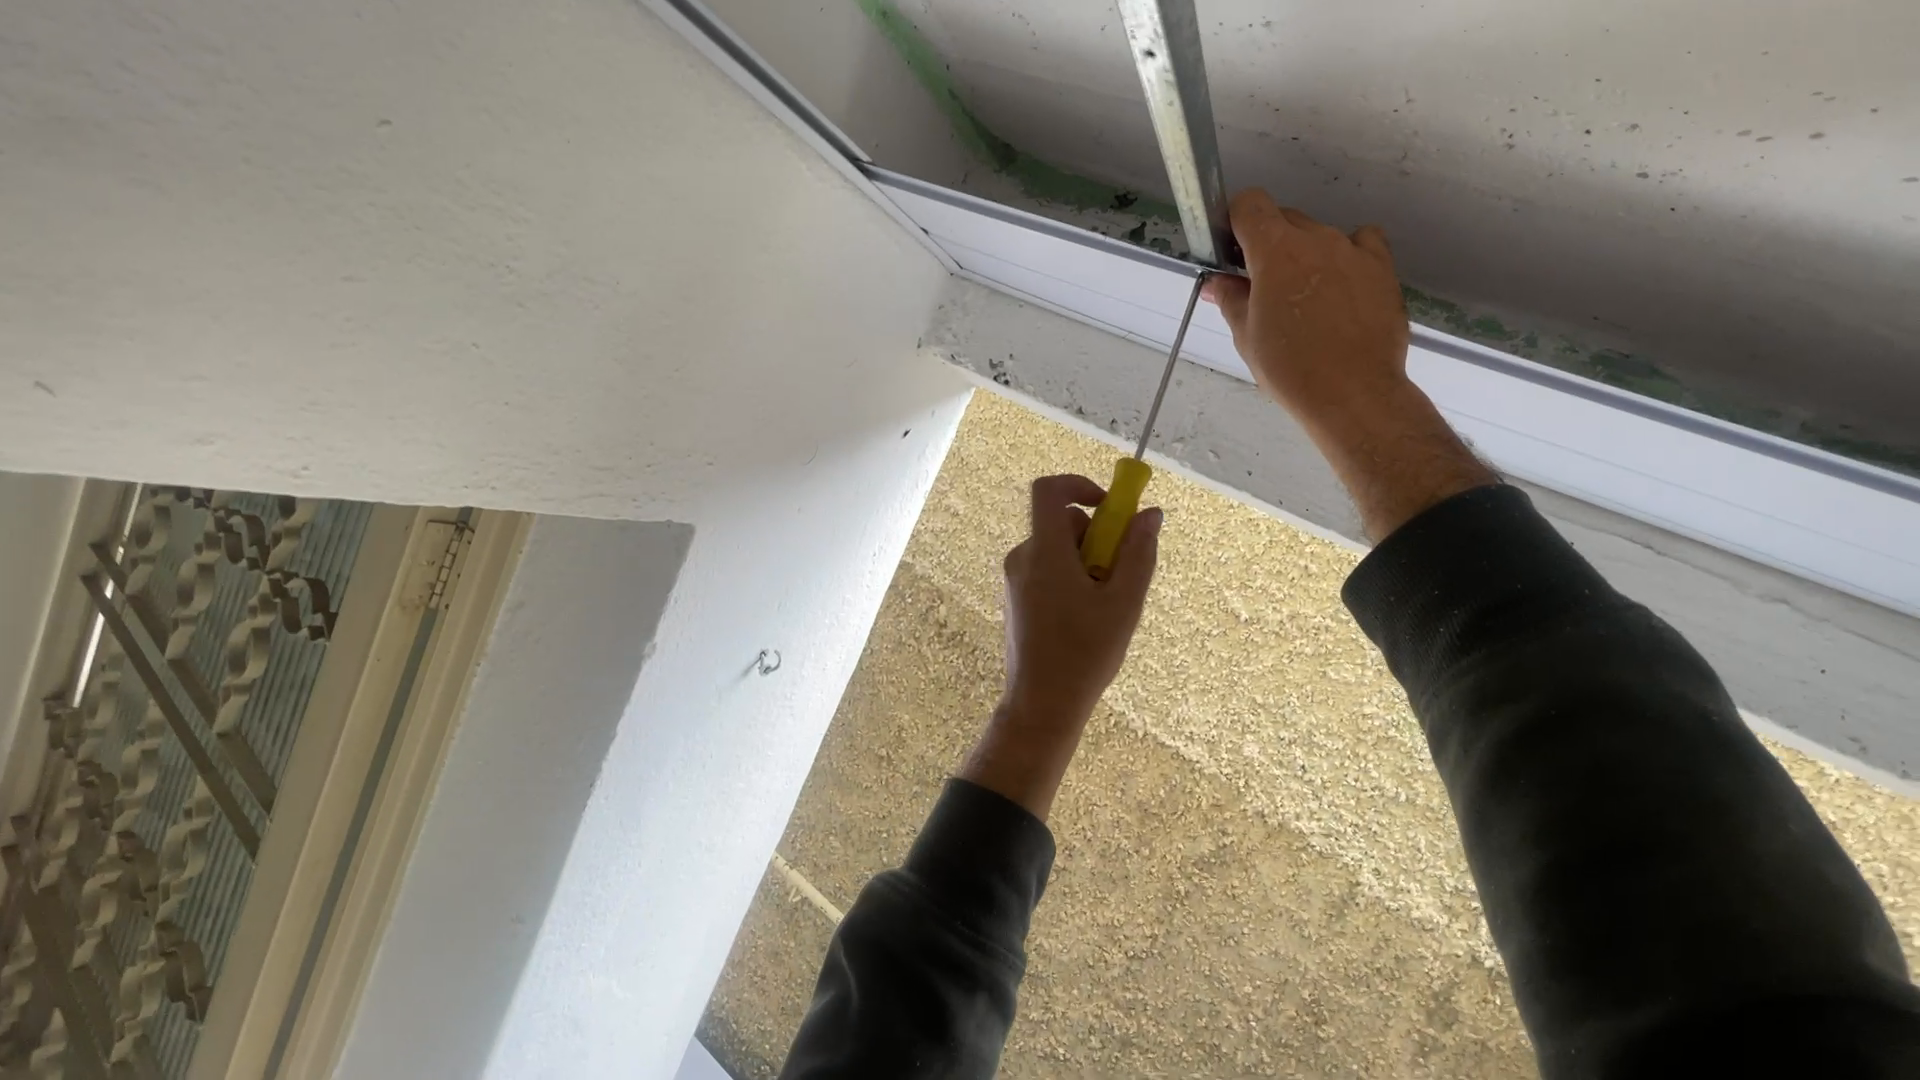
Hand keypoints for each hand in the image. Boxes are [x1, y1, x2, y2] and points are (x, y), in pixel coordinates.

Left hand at [959, 474, 1160, 819]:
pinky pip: (1046, 570)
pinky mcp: (1015, 599)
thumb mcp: (1124, 602)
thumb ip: (1138, 552)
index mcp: (1044, 552)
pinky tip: (1086, 618)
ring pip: (1056, 549)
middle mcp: (1022, 559)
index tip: (1110, 506)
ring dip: (1085, 562)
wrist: (1042, 704)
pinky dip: (1070, 578)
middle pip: (1059, 522)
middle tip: (1118, 574)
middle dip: (1095, 536)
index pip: (1048, 490)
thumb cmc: (1086, 653)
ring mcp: (1014, 580)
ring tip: (1104, 605)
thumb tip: (1150, 514)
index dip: (1079, 484)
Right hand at [1201, 189, 1411, 436]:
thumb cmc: (1290, 368)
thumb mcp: (1246, 335)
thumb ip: (1231, 299)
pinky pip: (1362, 243)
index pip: (1250, 205)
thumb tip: (1217, 282)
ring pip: (1319, 235)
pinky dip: (1347, 255)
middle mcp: (1316, 239)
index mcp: (1275, 252)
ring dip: (1304, 255)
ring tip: (1304, 299)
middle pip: (1285, 219)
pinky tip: (1341, 286)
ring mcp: (1353, 250)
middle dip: (1268, 243)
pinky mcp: (1382, 268)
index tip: (1232, 250)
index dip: (1236, 222)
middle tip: (1262, 285)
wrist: (1352, 392)